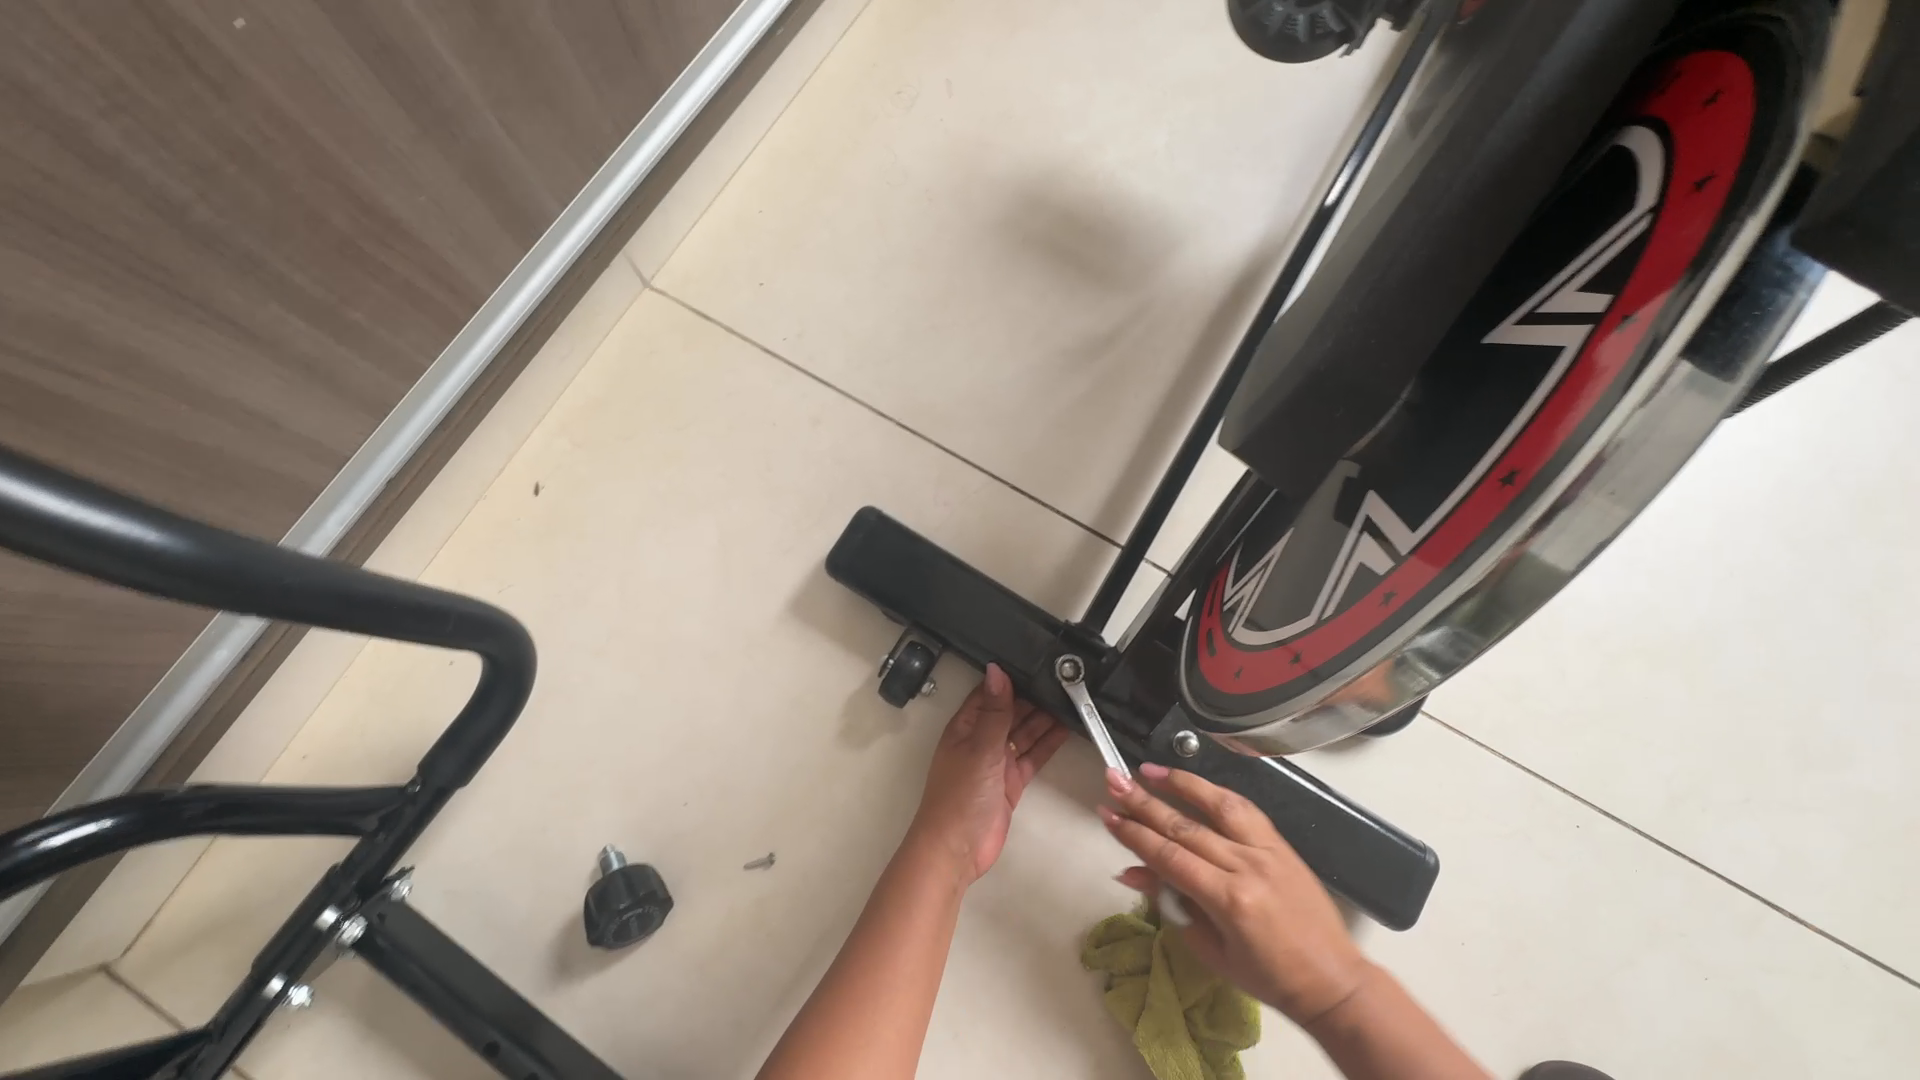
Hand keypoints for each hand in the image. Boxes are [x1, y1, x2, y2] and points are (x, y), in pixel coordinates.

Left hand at [907, 663, 1069, 884]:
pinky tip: (1064, 730)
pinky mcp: (1011, 783)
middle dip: (1034, 698)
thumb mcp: (979, 748)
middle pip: (1011, 712)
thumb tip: (996, 670)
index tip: (1038, 663)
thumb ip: (995, 711)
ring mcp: (996, 762)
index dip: (1012, 679)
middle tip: (1064, 681)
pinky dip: (1047, 744)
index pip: (991, 694)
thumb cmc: (959, 796)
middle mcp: (981, 740)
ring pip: (1024, 733)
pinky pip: (1032, 756)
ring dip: (1044, 719)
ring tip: (1071, 700)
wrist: (956, 849)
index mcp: (965, 727)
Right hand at [1099, 762, 1370, 1025]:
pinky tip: (1192, 782)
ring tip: (1148, 770)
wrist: (1333, 980)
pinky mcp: (1280, 843)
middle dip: (1143, 802)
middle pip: (1185, 826)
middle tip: (1113, 781)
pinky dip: (1214, 792)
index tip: (1106, 814)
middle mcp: (1247, 866)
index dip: (1133, 834)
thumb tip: (1132, 871)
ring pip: (1217, 805)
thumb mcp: (1211, 950)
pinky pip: (1243, 809)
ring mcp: (1267, 850)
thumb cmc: (1269, 978)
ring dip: (1179, 784)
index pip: (1169, 856)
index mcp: (1229, 900)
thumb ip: (1172, 904)